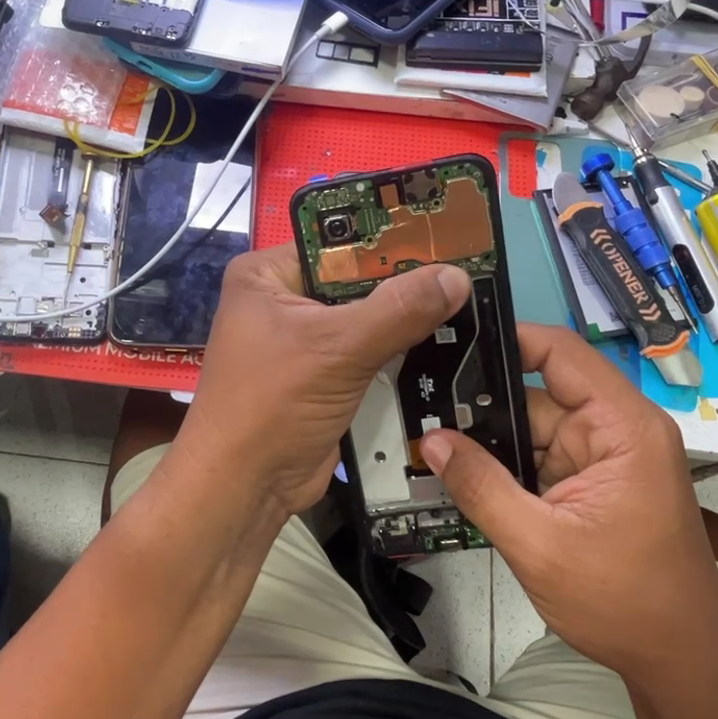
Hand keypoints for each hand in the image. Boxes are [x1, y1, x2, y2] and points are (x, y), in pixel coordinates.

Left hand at [178, 245, 470, 515]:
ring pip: (369, 317)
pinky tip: (450, 344)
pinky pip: (371, 352)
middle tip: (474, 269)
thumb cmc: (271, 405)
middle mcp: (284, 299)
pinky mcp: (324, 376)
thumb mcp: (336, 349)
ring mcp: (305, 340)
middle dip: (409, 280)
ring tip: (473, 303)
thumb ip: (398, 309)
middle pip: (358, 278)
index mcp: (267, 274)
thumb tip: (457, 275)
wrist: (244, 489)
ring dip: (411, 319)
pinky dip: (403, 352)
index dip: (391, 235)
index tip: (450, 229)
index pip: (338, 239)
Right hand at [419, 324, 717, 684]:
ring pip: (530, 428)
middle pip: (537, 391)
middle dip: (481, 398)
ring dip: (486, 437)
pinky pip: (535, 458)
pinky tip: (456, 467)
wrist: (677, 662)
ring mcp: (600, 459)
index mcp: (622, 428)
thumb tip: (429, 440)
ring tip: (425, 432)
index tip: (450, 338)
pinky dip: (500, 465)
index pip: (561, 353)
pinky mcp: (587, 485)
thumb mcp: (540, 545)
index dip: (508, 338)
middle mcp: (614, 432)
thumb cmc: (625, 601)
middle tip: (418, 397)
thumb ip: (481, 487)